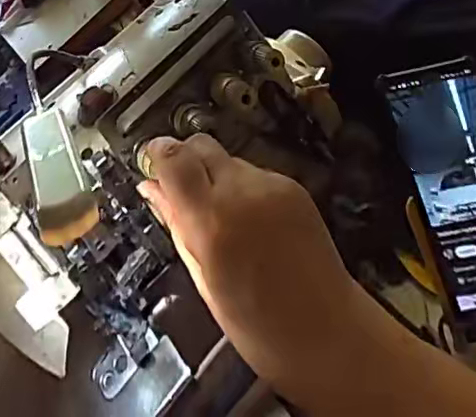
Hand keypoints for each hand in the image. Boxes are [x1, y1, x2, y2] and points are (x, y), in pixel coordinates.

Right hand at [137, 136, 373, 393]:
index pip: (175, 159)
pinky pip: (254, 174)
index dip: (157, 151)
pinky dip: (242, 189)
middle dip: (184, 160)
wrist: (327, 330)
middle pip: (201, 145)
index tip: (148, 157)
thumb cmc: (260, 326)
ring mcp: (271, 185)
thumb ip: (176, 225)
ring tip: (219, 220)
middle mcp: (242, 192)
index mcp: (212, 222)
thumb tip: (152, 189)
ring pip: (228, 160)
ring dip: (215, 179)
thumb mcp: (203, 280)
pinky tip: (248, 224)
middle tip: (178, 189)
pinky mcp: (292, 185)